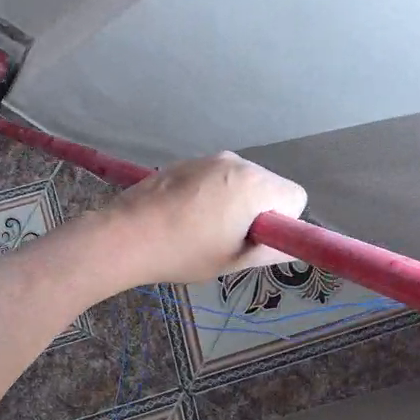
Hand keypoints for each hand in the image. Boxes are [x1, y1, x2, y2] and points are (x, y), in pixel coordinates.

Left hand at [94, 153, 308, 286]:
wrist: (124, 235)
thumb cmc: (183, 251)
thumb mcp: (233, 260)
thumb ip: (270, 251)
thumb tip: (285, 245)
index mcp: (254, 183)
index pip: (295, 197)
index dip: (281, 223)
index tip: (252, 240)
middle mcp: (235, 161)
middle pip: (266, 186)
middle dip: (255, 211)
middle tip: (224, 240)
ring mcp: (206, 159)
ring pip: (237, 182)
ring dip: (230, 204)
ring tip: (197, 231)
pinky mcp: (182, 163)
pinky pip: (211, 179)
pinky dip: (206, 196)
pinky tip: (180, 218)